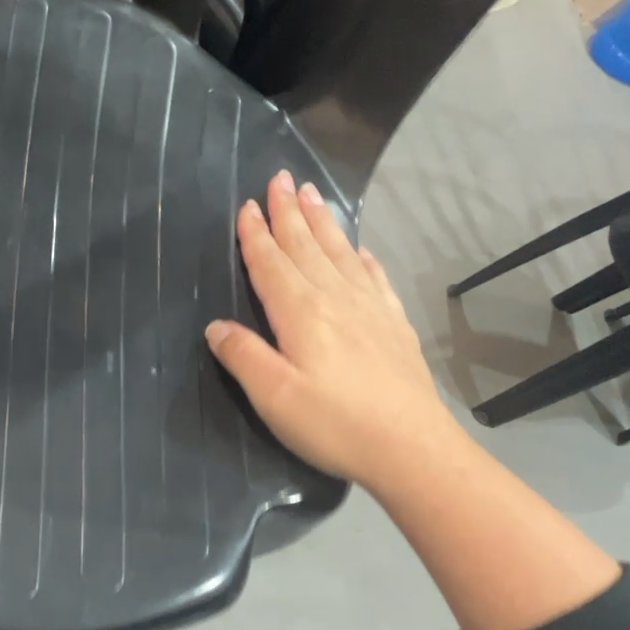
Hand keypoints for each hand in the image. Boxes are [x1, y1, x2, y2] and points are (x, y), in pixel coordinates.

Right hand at [206, 170, 461, 490]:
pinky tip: (359, 250)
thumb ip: (243, 356)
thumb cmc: (333, 423)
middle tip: (281, 179)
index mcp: (301, 314)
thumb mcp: (272, 395)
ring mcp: (371, 311)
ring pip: (340, 255)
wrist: (412, 449)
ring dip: (323, 224)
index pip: (272, 265)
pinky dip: (362, 258)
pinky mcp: (393, 328)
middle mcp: (336, 301)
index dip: (256, 235)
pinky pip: (374, 280)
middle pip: (307, 248)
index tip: (246, 205)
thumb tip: (217, 326)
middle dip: (290, 214)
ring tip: (313, 195)